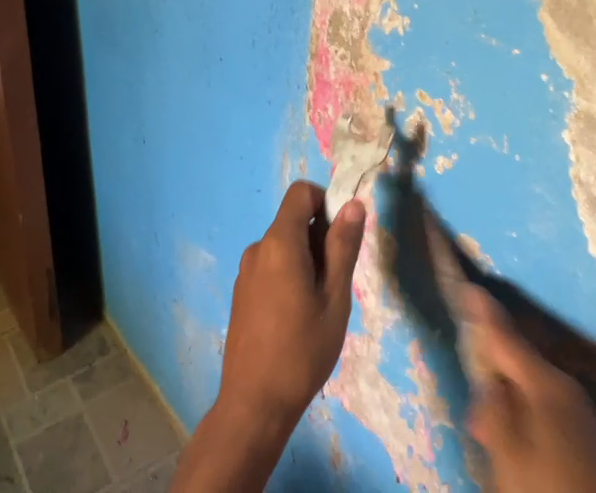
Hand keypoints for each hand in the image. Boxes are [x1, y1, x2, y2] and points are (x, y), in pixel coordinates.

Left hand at [219, 181, 366, 423]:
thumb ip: (343, 247)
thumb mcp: (335, 297)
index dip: (326, 201)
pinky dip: (290, 276)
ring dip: (307, 260)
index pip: (301, 193)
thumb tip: (353, 204)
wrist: (255, 403)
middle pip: (294, 220)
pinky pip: (272, 266)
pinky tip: (298, 317)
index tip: (343, 236)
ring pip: (284, 246)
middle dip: (320, 237)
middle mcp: (257, 249)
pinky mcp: (242, 292)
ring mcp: (246, 272)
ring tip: (319, 305)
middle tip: (336, 282)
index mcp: (279, 243)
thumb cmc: (303, 350)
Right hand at [464, 283, 595, 492]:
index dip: (486, 314)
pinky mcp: (592, 435)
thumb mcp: (507, 454)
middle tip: (472, 371)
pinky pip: (551, 408)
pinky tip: (521, 436)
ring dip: (512, 393)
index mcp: (545, 384)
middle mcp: (568, 387)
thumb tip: (488, 379)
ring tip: (491, 418)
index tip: (470, 288)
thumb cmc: (547, 487)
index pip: (507, 339)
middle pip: (523, 363)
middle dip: (496, 364)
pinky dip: (530, 412)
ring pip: (537, 387)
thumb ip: (493, 410)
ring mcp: (584, 411)